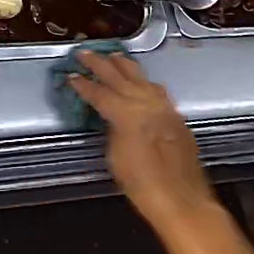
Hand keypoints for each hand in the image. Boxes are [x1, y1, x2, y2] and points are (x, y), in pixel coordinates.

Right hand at [69, 51, 216, 231]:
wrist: (182, 200)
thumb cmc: (142, 185)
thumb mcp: (115, 157)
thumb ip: (111, 129)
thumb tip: (111, 118)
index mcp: (126, 113)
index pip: (99, 92)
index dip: (83, 84)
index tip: (71, 76)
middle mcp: (145, 102)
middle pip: (118, 75)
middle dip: (99, 63)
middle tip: (84, 53)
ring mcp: (162, 105)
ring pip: (140, 76)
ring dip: (123, 65)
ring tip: (112, 56)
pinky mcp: (174, 114)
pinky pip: (155, 88)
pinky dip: (143, 79)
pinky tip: (140, 79)